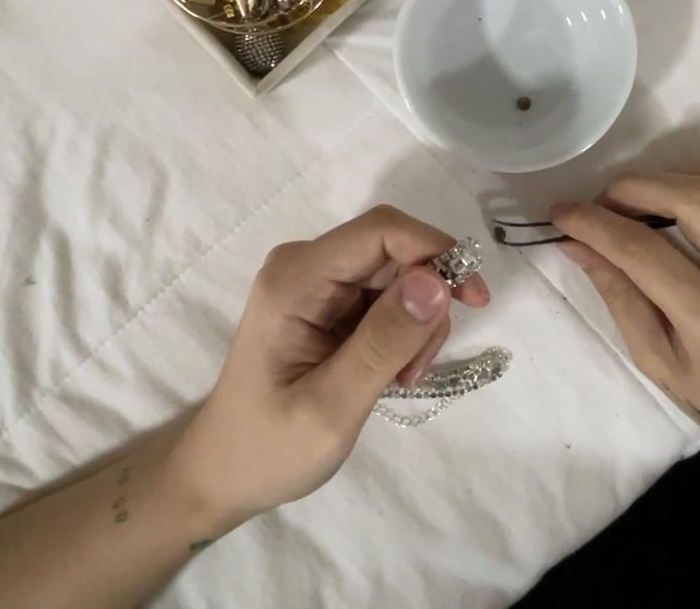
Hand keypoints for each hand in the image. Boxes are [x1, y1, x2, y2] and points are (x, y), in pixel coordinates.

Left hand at [171, 206, 491, 521]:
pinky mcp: (327, 300)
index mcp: (296, 279)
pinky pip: (385, 295)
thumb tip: (437, 282)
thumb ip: (383, 343)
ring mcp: (317, 281)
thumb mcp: (332, 407)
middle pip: (394, 250)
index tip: (472, 298)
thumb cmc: (269, 447)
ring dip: (416, 323)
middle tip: (419, 366)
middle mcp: (306, 265)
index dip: (434, 249)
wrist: (226, 470)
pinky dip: (402, 331)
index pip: (379, 230)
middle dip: (425, 301)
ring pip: (397, 274)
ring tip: (399, 379)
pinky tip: (390, 373)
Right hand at [552, 158, 699, 474]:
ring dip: (682, 174)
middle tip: (607, 200)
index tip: (563, 212)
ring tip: (656, 196)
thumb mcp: (656, 361)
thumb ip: (618, 295)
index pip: (644, 253)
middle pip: (694, 200)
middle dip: (635, 187)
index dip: (594, 224)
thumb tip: (575, 242)